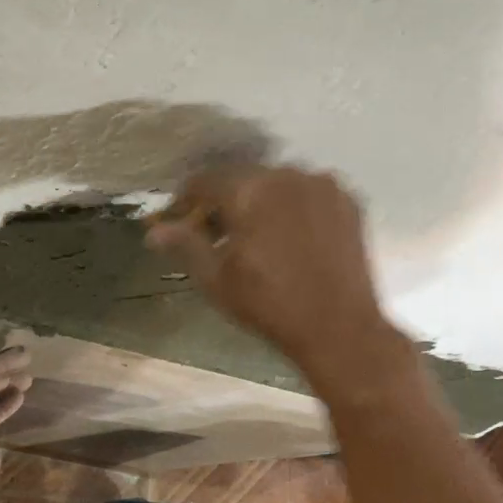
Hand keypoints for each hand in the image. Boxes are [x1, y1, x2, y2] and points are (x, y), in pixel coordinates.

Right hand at [146, 162, 407, 388]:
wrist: (338, 327)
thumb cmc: (267, 304)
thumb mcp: (215, 278)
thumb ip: (184, 245)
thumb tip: (153, 231)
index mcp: (250, 191)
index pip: (204, 180)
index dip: (186, 199)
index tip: (178, 219)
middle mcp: (288, 176)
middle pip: (242, 177)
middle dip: (224, 200)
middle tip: (214, 232)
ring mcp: (323, 186)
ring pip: (277, 183)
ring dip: (259, 201)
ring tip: (253, 235)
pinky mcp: (349, 201)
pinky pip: (307, 193)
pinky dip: (291, 206)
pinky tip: (287, 236)